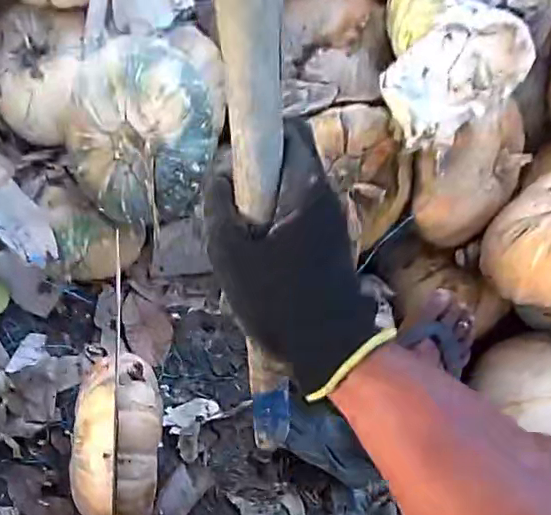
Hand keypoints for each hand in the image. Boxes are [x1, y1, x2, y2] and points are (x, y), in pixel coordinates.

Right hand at [204, 121, 383, 399]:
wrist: (327, 347)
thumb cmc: (277, 300)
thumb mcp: (231, 256)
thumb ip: (217, 210)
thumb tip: (217, 177)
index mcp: (307, 186)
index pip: (289, 130)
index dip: (258, 135)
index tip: (232, 160)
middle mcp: (327, 196)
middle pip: (289, 166)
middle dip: (256, 179)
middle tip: (229, 209)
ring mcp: (333, 224)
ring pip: (292, 198)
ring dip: (264, 211)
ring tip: (241, 243)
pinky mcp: (332, 249)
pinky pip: (299, 224)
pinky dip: (278, 232)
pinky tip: (260, 264)